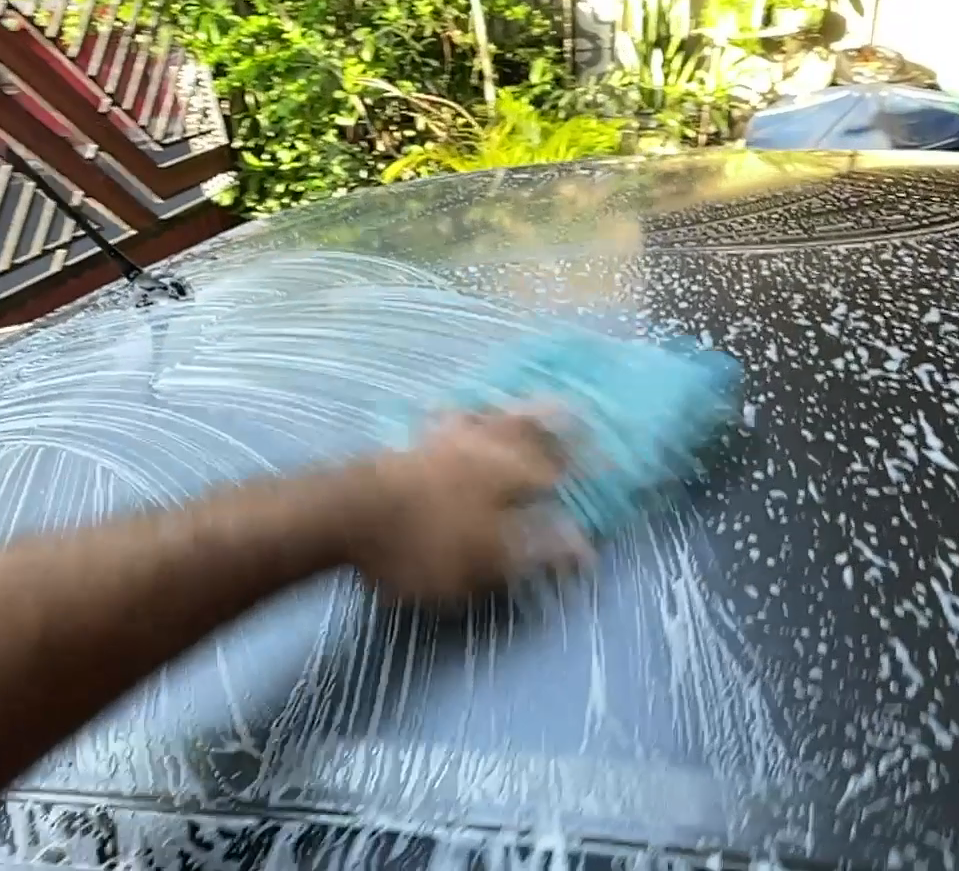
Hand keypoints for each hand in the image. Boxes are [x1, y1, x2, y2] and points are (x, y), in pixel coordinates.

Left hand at [355, 408, 591, 600]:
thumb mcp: (486, 561)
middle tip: (581, 410)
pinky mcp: (415, 443)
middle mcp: (484, 447)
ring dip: (518, 409)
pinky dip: (462, 411)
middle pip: (529, 428)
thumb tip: (584, 547)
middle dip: (558, 422)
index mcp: (508, 475)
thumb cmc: (422, 544)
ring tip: (536, 398)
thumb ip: (536, 551)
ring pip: (493, 416)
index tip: (613, 461)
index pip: (560, 468)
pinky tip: (459, 405)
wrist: (345, 515)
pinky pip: (448, 418)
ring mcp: (447, 440)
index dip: (587, 466)